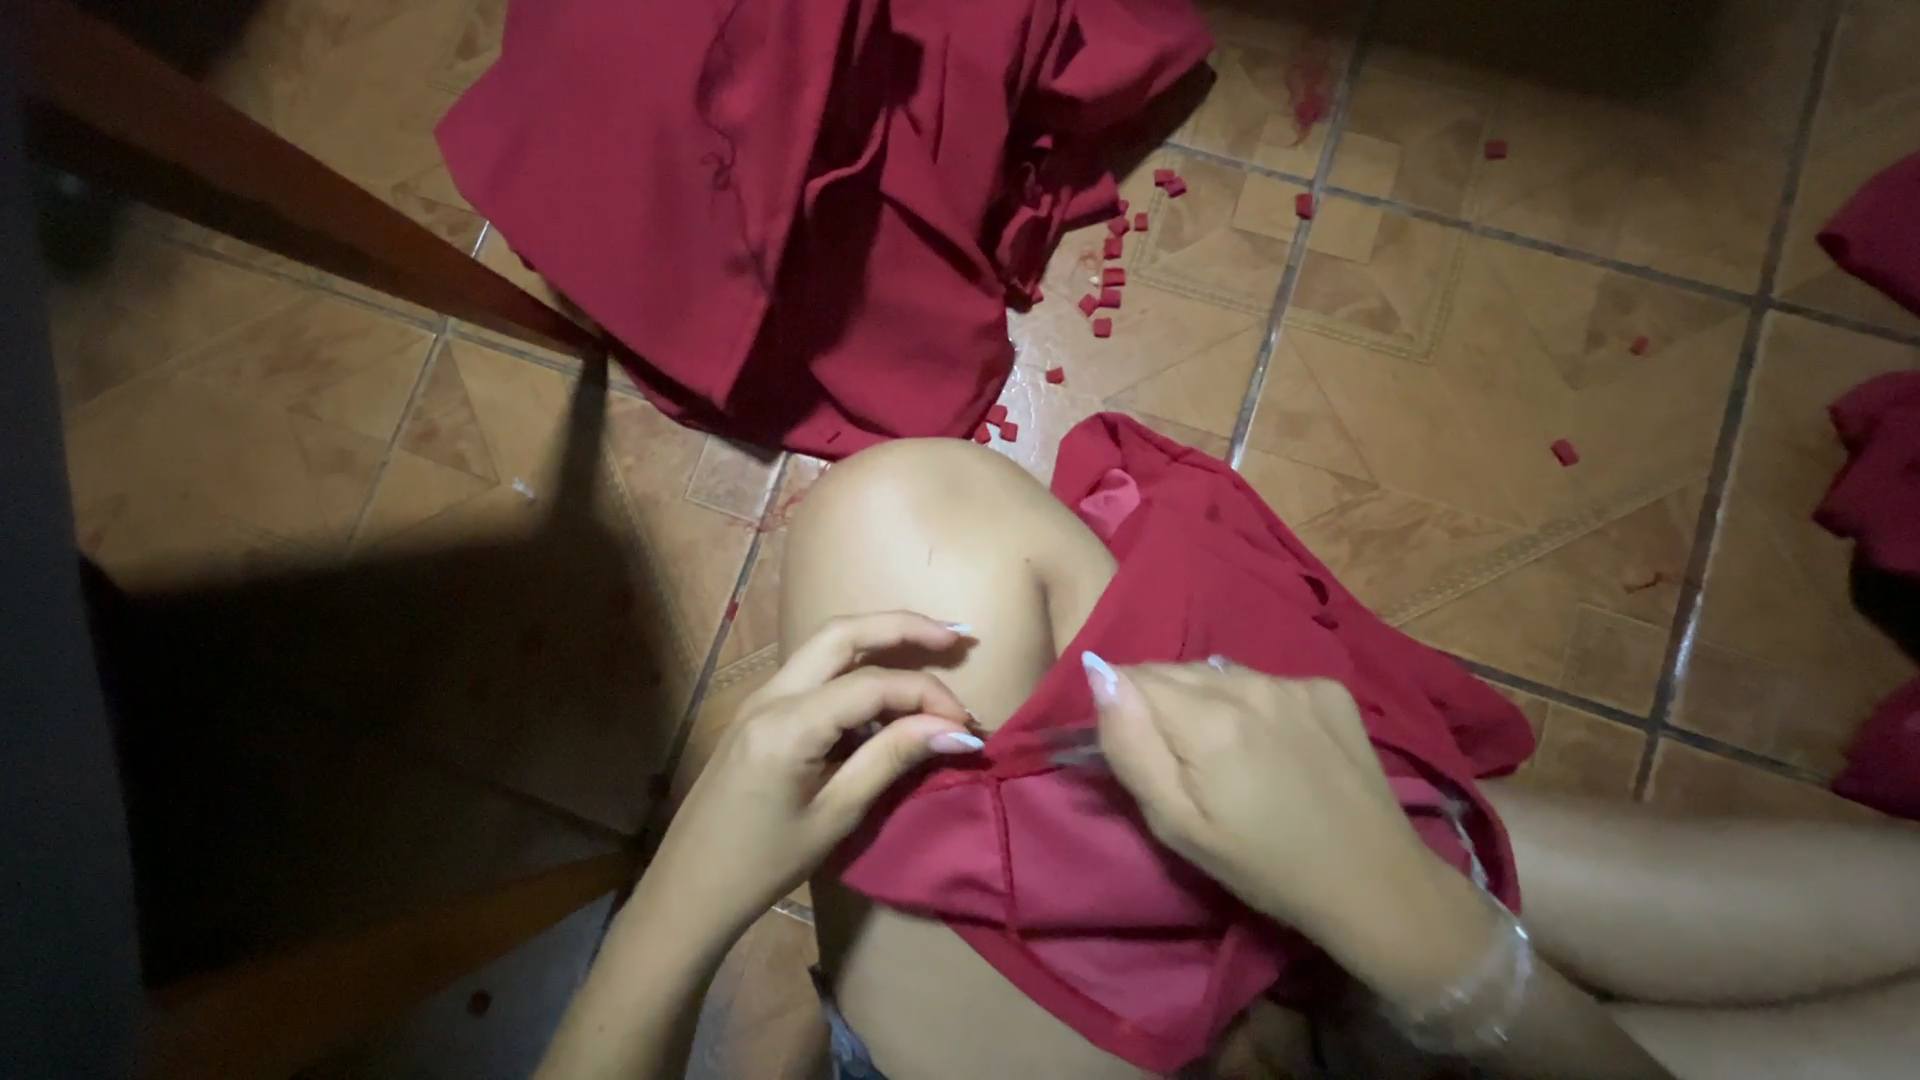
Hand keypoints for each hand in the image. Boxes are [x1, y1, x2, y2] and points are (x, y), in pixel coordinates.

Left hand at [641, 612, 982, 935]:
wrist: (689, 888)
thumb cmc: (764, 863)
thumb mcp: (836, 815)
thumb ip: (892, 759)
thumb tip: (956, 730)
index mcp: (788, 725)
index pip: (873, 685)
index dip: (927, 696)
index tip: (966, 725)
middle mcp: (771, 694)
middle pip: (844, 632)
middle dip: (904, 626)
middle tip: (956, 635)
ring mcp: (761, 697)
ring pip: (827, 643)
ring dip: (880, 638)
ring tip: (931, 645)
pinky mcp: (761, 709)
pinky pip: (815, 671)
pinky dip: (857, 666)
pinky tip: (886, 691)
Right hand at [1086, 655, 1493, 994]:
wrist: (1374, 883)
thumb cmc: (1261, 865)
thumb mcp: (1176, 824)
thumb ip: (1130, 745)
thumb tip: (1098, 673)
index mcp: (1207, 718)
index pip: (1132, 675)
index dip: (1125, 708)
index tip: (1143, 750)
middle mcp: (1249, 683)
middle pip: (1174, 669)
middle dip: (1162, 702)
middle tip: (1183, 761)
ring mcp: (1293, 682)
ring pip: (1217, 671)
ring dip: (1205, 699)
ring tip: (1228, 753)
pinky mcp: (1327, 689)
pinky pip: (1263, 680)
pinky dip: (1253, 703)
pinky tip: (1273, 745)